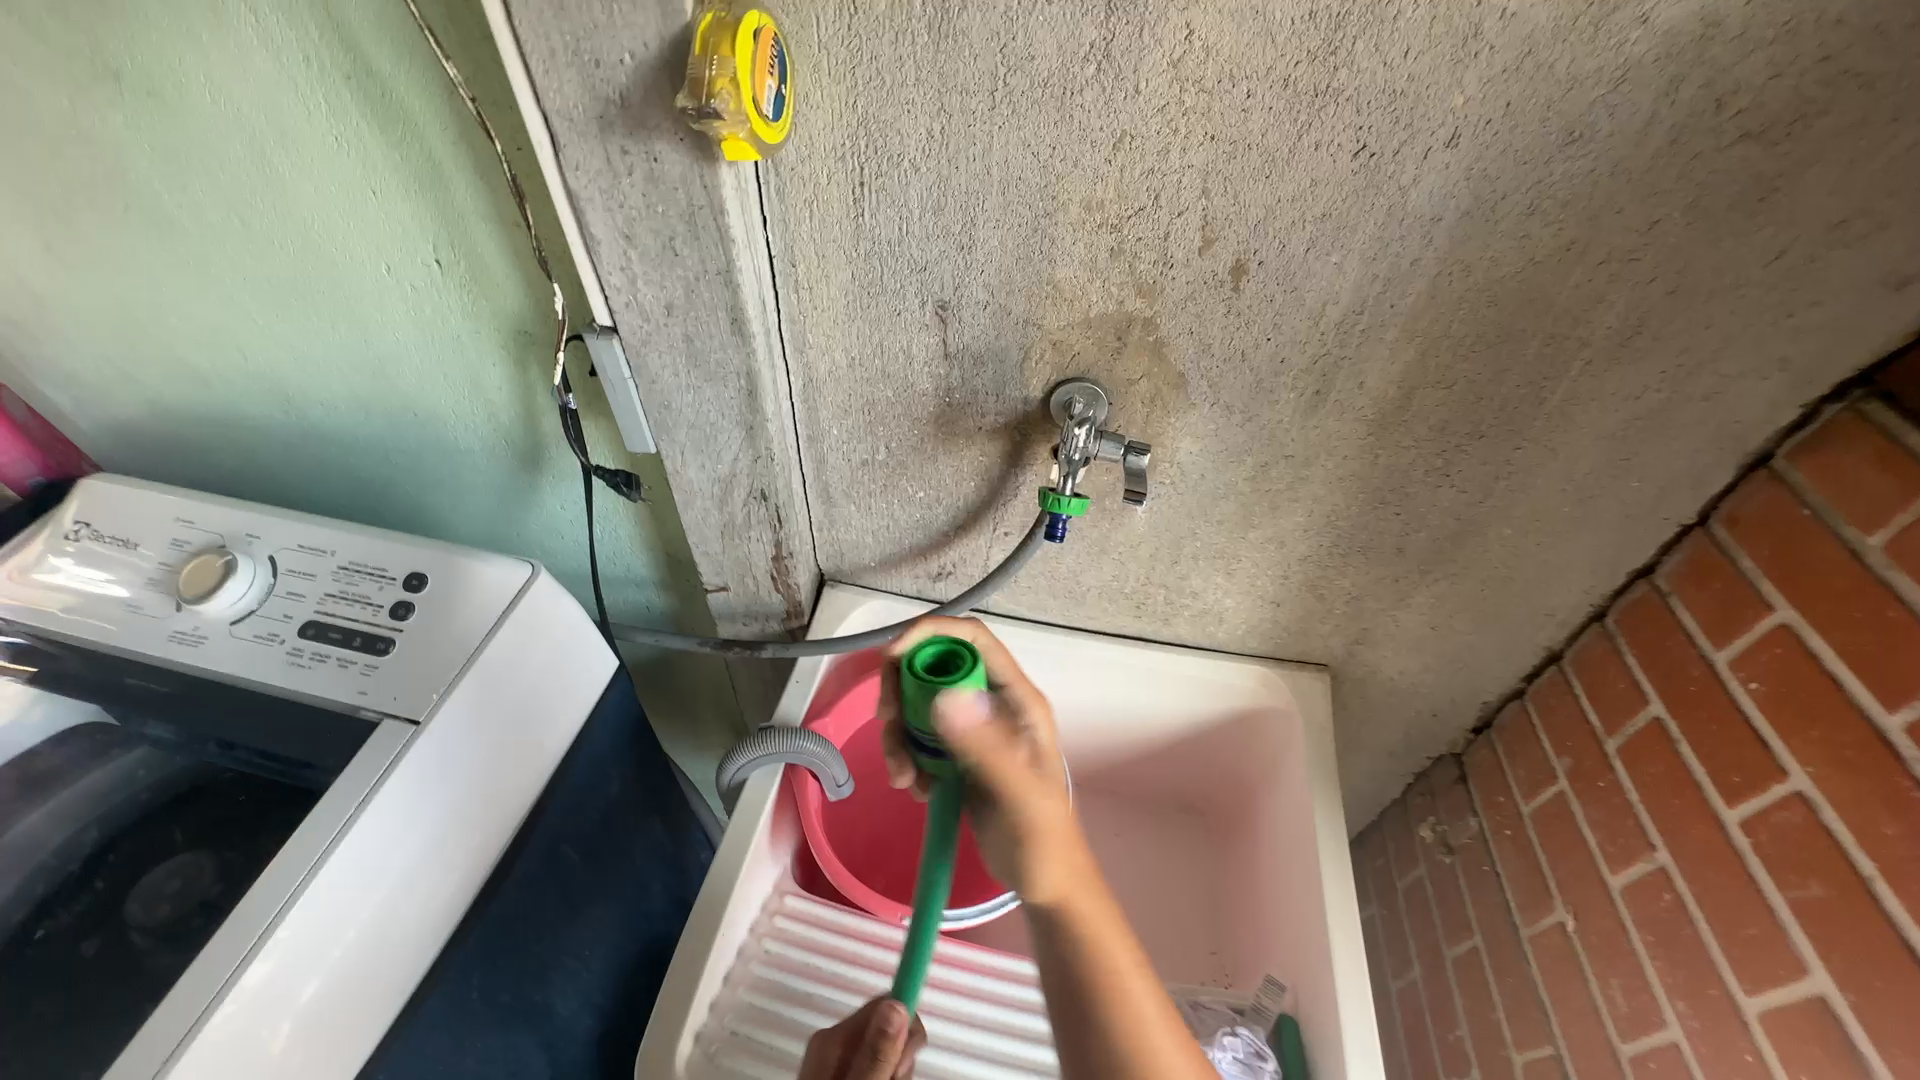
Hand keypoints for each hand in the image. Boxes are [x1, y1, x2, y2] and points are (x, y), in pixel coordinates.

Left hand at [798, 997, 926, 1079]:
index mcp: (834, 1039)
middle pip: (892, 1028)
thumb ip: (878, 1053)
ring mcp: (842, 1061)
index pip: (886, 1002)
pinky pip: (881, 1068)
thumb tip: (897, 1004)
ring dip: (895, 1076)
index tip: (905, 1061)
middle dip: (901, 1060)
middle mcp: (836, 1043)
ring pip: (890, 1053)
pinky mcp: (848, 1075)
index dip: (906, 1026)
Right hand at [878, 616, 1084, 905]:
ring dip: (900, 734)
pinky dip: (907, 756)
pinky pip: (920, 737)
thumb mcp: (1017, 794)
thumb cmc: (1043, 839)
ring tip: (902, 779)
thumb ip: (986, 747)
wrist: (1045, 881)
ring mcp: (976, 728)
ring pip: (920, 703)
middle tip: (886, 724)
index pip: (973, 639)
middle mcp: (995, 703)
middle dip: (902, 691)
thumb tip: (944, 697)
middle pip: (935, 666)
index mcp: (1018, 698)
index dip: (930, 633)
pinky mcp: (959, 754)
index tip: (890, 657)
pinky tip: (915, 789)